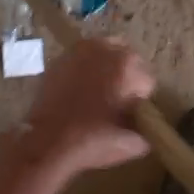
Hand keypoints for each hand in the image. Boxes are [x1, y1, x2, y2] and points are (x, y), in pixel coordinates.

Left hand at [19, 37, 154, 174]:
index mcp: (127, 66)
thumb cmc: (92, 140)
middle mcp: (105, 49)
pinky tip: (79, 88)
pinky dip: (85, 68)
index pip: (147, 81)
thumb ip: (144, 133)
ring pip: (104, 52)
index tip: (131, 114)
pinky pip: (82, 58)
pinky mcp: (60, 57)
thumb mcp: (129, 144)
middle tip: (117, 101)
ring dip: (107, 67)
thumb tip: (145, 132)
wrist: (46, 140)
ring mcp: (80, 50)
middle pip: (128, 60)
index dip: (140, 100)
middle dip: (126, 77)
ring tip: (99, 92)